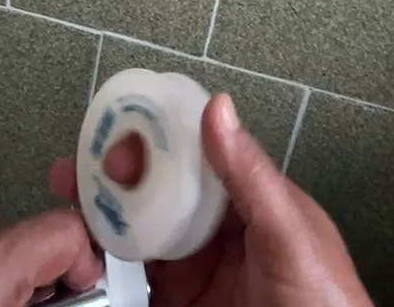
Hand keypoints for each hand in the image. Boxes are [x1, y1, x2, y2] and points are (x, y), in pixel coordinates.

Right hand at [50, 93, 371, 306]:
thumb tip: (217, 106)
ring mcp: (196, 268)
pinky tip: (84, 241)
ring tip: (69, 191)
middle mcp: (217, 228)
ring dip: (104, 206)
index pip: (196, 153)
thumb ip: (251, 175)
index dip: (157, 136)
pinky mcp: (178, 302)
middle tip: (83, 166)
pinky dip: (106, 255)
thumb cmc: (325, 305)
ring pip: (142, 225)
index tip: (121, 130)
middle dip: (120, 169)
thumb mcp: (290, 235)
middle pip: (160, 186)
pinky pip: (135, 274)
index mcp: (248, 199)